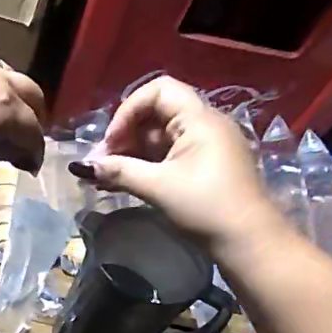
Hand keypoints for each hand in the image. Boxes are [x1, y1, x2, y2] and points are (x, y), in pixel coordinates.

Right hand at [75, 76, 283, 249]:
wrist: (249, 241)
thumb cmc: (206, 207)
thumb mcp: (159, 187)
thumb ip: (119, 172)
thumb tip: (82, 167)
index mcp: (199, 119)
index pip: (158, 90)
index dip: (128, 110)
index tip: (112, 142)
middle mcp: (205, 124)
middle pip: (156, 113)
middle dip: (125, 135)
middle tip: (103, 164)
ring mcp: (207, 146)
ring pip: (160, 137)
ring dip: (131, 154)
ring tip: (106, 178)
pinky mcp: (205, 167)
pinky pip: (169, 155)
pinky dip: (146, 166)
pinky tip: (123, 183)